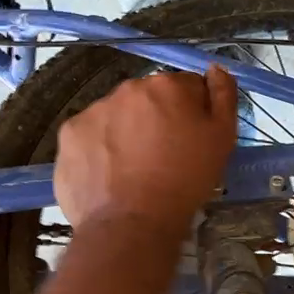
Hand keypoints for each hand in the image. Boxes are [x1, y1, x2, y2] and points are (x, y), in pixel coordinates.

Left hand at [55, 67, 238, 231]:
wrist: (132, 225)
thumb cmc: (185, 180)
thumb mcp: (223, 138)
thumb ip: (223, 95)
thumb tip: (215, 68)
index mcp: (167, 84)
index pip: (187, 87)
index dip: (193, 113)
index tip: (192, 139)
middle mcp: (129, 88)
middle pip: (149, 98)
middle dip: (157, 118)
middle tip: (164, 157)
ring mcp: (94, 109)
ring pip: (118, 115)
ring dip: (127, 131)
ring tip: (133, 170)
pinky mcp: (69, 134)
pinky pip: (91, 135)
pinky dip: (99, 149)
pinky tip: (108, 175)